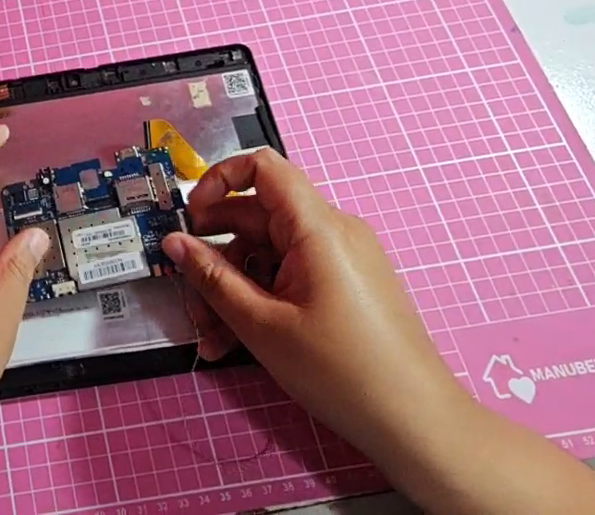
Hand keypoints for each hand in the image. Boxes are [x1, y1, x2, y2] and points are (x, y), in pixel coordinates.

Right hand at [161, 147, 471, 462]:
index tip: (192, 217)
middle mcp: (332, 231)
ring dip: (233, 288)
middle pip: (257, 220)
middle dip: (215, 256)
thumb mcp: (262, 326)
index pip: (263, 167)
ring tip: (210, 337)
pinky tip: (235, 340)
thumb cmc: (342, 373)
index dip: (219, 180)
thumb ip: (213, 279)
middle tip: (187, 293)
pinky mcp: (344, 284)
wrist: (420, 427)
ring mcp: (340, 259)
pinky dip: (260, 298)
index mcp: (318, 227)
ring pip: (267, 254)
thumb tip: (174, 242)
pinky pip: (288, 274)